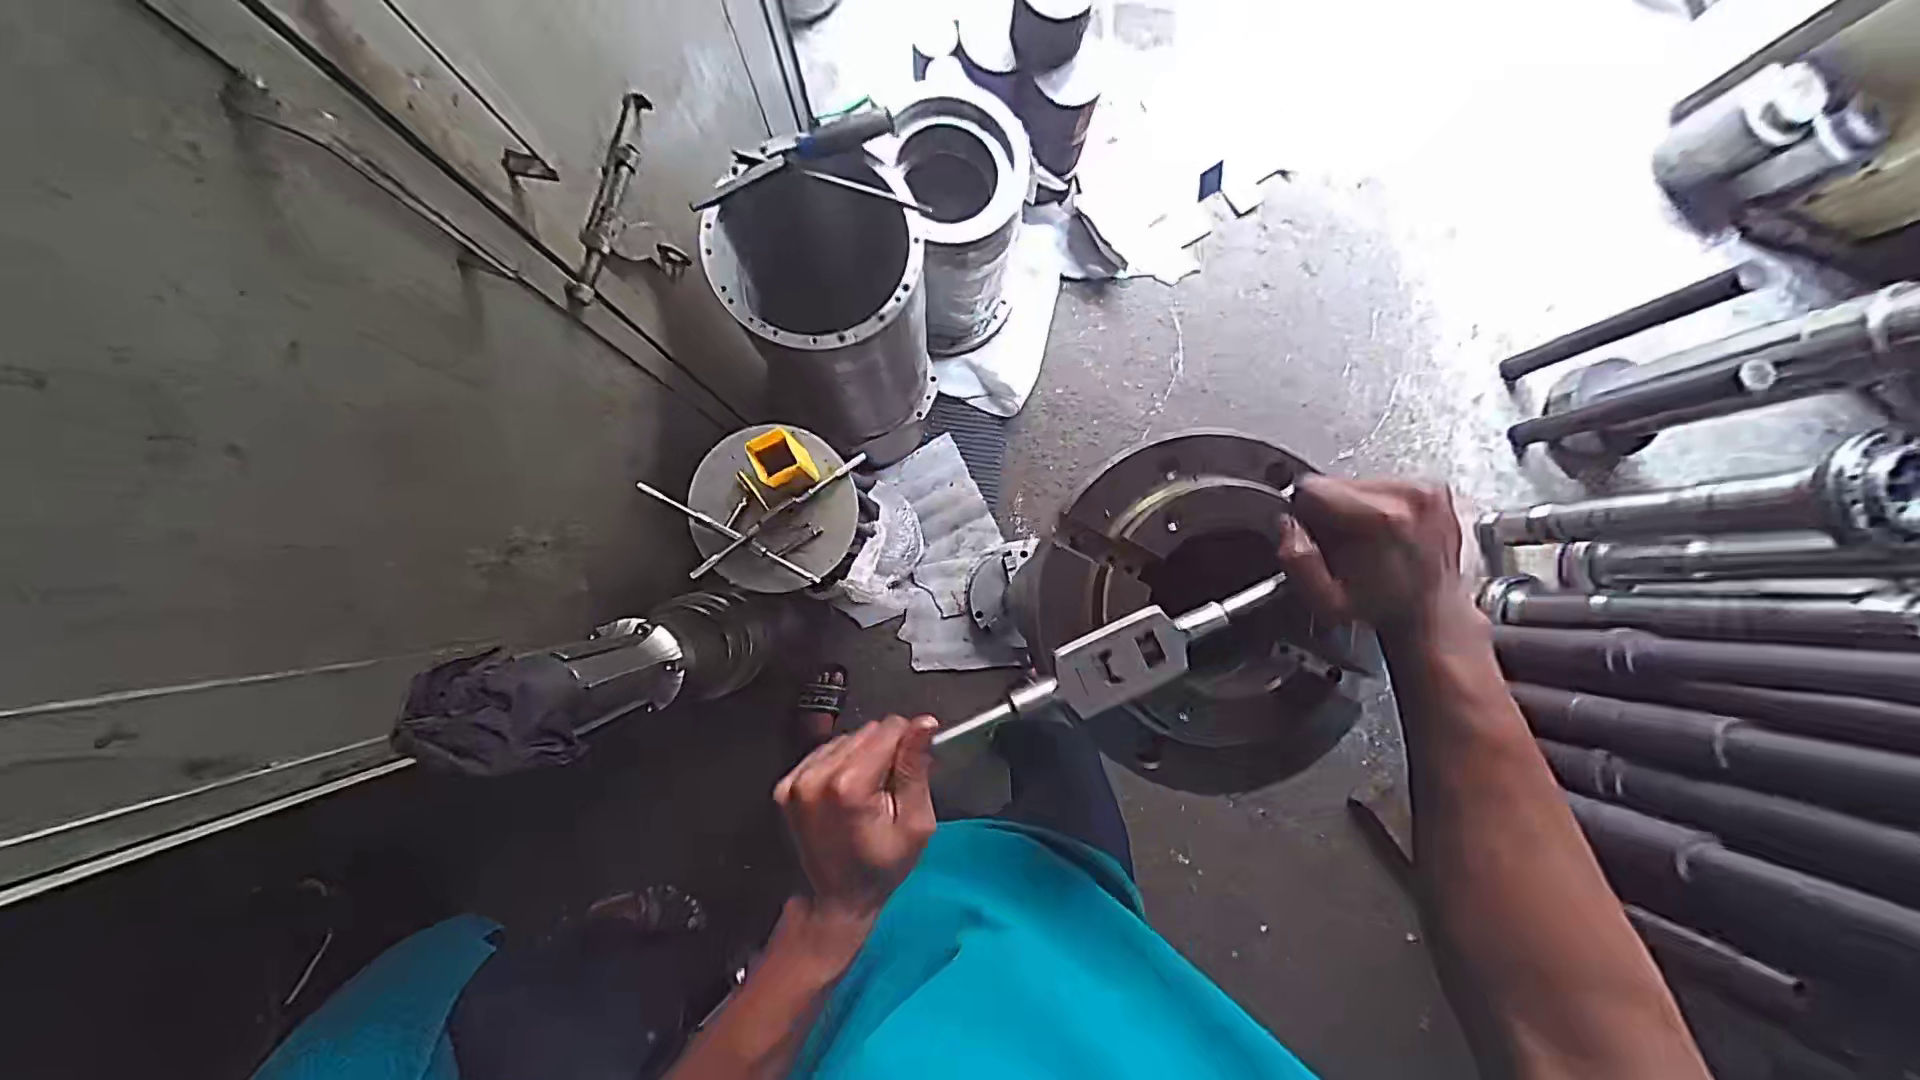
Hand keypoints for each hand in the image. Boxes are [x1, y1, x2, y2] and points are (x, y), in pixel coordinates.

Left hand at [773, 714, 938, 926]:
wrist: (833, 900)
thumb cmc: (880, 868)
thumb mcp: (915, 823)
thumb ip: (916, 767)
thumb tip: (925, 724)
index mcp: (849, 785)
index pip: (890, 728)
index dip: (908, 744)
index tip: (911, 768)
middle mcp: (817, 775)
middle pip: (867, 731)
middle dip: (885, 751)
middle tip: (889, 787)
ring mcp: (797, 780)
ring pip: (847, 738)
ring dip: (863, 756)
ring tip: (867, 793)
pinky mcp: (786, 784)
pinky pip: (826, 751)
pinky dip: (841, 764)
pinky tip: (846, 793)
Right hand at [1277, 474, 1473, 638]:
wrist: (1433, 615)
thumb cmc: (1384, 609)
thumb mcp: (1325, 602)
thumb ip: (1297, 562)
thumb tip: (1288, 527)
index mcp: (1383, 518)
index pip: (1312, 488)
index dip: (1304, 516)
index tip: (1319, 541)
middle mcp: (1411, 496)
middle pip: (1335, 482)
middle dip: (1330, 512)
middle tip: (1345, 548)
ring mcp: (1428, 492)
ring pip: (1357, 483)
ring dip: (1352, 510)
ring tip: (1368, 545)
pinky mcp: (1436, 491)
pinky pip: (1383, 487)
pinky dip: (1376, 508)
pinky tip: (1386, 538)